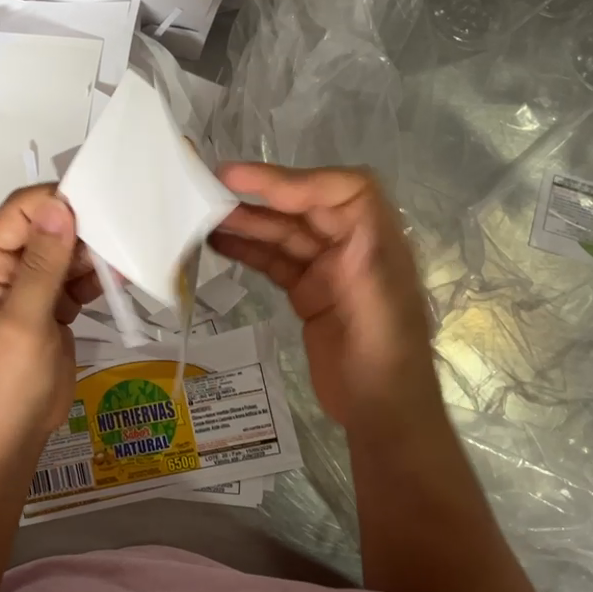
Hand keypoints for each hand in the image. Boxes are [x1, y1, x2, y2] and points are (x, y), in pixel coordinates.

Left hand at [0, 186, 100, 463]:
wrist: (12, 435)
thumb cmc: (7, 382)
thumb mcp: (23, 321)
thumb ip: (43, 264)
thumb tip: (59, 206)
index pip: (22, 210)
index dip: (59, 202)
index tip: (102, 205)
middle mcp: (8, 267)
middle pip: (48, 226)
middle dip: (84, 226)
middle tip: (126, 230)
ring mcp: (32, 287)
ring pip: (68, 251)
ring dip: (96, 252)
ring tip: (131, 254)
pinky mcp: (54, 307)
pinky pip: (78, 279)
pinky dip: (99, 277)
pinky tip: (125, 277)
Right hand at [210, 163, 445, 437]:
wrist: (381, 414)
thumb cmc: (388, 363)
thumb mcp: (382, 314)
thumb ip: (364, 269)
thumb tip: (348, 231)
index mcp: (379, 244)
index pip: (345, 189)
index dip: (297, 177)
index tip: (247, 180)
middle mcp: (354, 248)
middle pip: (307, 206)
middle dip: (263, 194)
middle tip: (212, 187)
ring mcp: (329, 270)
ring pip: (285, 232)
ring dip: (247, 221)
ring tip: (204, 215)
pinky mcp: (309, 293)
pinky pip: (275, 260)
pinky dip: (247, 249)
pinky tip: (218, 243)